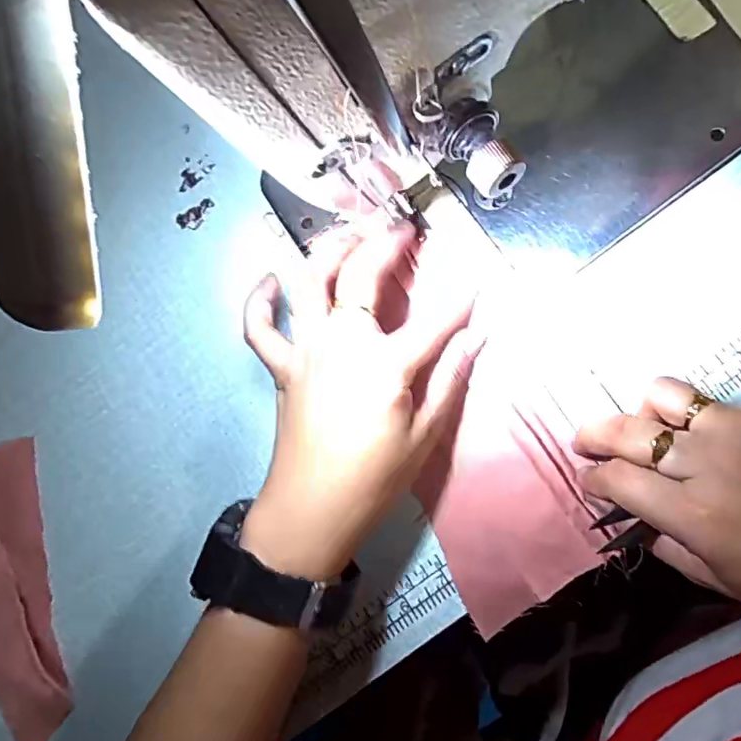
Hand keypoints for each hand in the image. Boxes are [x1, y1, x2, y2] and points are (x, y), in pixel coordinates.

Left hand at [240, 221, 481, 579]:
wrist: (310, 511)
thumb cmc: (375, 477)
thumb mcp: (426, 434)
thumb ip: (450, 379)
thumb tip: (477, 338)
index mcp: (386, 364)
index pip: (436, 319)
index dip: (462, 299)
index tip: (480, 280)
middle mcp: (342, 343)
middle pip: (359, 275)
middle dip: (385, 244)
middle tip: (404, 229)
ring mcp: (306, 350)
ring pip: (307, 281)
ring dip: (327, 248)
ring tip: (348, 231)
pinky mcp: (281, 366)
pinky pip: (260, 325)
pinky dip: (261, 298)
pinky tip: (271, 280)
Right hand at [574, 377, 740, 646]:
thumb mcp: (722, 582)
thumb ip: (670, 545)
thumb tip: (638, 517)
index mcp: (694, 514)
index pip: (618, 479)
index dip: (594, 477)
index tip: (589, 479)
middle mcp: (708, 461)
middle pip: (628, 430)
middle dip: (595, 434)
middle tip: (585, 441)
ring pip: (665, 395)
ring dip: (643, 413)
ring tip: (645, 428)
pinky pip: (713, 406)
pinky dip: (695, 419)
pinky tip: (709, 441)